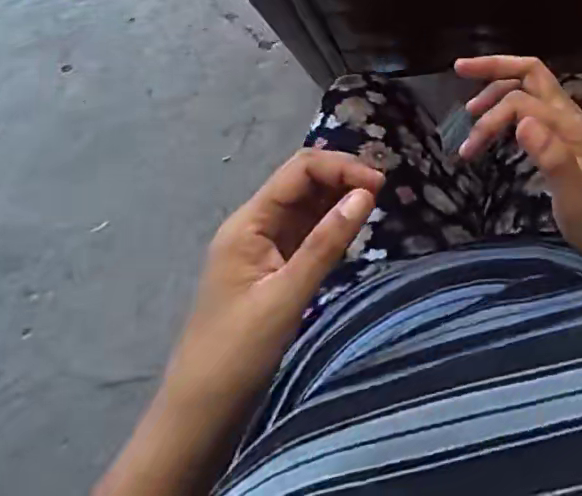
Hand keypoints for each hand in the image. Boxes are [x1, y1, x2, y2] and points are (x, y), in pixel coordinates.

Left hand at [167, 151, 382, 402]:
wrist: (197, 415)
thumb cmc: (236, 354)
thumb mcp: (286, 297)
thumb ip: (326, 243)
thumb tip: (366, 194)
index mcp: (249, 223)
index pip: (300, 170)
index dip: (341, 167)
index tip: (379, 183)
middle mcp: (256, 224)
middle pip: (304, 180)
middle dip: (343, 176)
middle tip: (384, 190)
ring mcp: (265, 245)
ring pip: (308, 203)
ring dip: (341, 196)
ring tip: (377, 202)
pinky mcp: (275, 266)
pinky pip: (309, 229)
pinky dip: (334, 221)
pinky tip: (355, 225)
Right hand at [453, 55, 581, 262]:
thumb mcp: (574, 194)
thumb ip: (552, 158)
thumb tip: (522, 123)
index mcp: (567, 123)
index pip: (520, 101)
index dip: (492, 117)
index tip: (470, 149)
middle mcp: (565, 114)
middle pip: (529, 72)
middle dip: (494, 67)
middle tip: (460, 69)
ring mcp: (562, 123)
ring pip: (527, 87)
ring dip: (496, 90)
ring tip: (469, 111)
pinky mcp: (558, 136)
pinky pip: (528, 104)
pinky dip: (504, 105)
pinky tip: (491, 124)